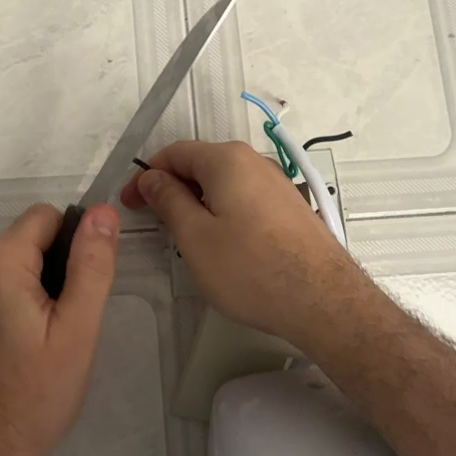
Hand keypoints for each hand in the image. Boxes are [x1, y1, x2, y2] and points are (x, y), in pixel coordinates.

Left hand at [0, 202, 120, 455]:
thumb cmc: (31, 399)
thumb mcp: (77, 333)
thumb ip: (92, 265)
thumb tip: (103, 212)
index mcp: (0, 263)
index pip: (46, 216)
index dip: (71, 244)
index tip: (77, 288)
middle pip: (23, 242)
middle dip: (47, 271)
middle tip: (60, 326)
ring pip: (3, 267)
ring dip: (23, 290)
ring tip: (34, 344)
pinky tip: (7, 352)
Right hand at [120, 140, 370, 350]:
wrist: (324, 301)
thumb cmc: (251, 268)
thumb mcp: (195, 237)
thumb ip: (169, 201)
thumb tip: (153, 178)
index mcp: (226, 159)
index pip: (174, 153)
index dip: (147, 176)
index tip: (131, 204)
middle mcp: (254, 161)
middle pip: (201, 165)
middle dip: (173, 189)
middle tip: (156, 224)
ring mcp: (277, 183)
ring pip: (224, 183)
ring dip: (199, 203)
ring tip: (188, 240)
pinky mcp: (291, 207)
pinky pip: (246, 198)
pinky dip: (225, 213)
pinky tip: (225, 246)